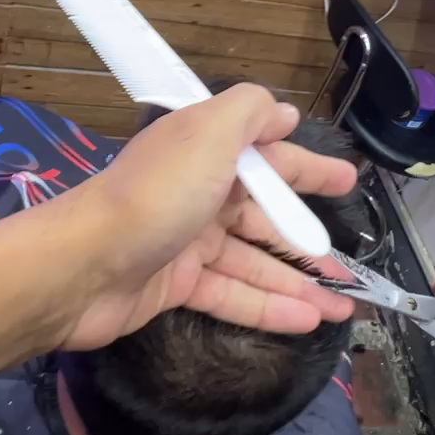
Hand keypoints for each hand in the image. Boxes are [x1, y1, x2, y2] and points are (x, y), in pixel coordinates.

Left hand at [56, 82, 357, 349]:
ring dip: (299, 282)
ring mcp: (187, 243)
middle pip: (264, 215)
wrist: (83, 266)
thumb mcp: (208, 133)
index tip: (346, 179)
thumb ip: (249, 113)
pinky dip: (269, 307)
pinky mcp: (176, 285)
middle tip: (351, 262)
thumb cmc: (155, 195)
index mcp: (207, 155)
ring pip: (254, 262)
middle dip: (309, 236)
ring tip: (344, 304)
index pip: (269, 159)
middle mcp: (198, 195)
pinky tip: (306, 321)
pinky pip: (233, 295)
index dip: (308, 168)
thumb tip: (284, 112)